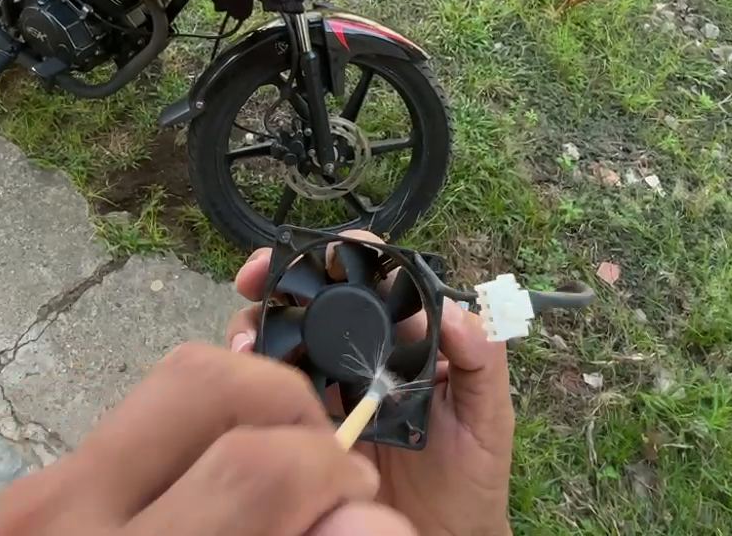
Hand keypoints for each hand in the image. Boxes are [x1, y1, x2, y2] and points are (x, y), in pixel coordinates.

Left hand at [0, 343, 413, 535]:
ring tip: (278, 462)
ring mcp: (40, 493)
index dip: (329, 471)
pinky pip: (145, 414)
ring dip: (246, 406)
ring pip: (172, 380)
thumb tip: (375, 514)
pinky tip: (219, 490)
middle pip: (202, 383)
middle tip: (320, 460)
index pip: (251, 474)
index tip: (360, 494)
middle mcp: (67, 517)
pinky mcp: (37, 484)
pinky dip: (204, 432)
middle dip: (288, 402)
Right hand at [225, 234, 516, 535]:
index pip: (371, 274)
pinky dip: (249, 377)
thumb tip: (456, 313)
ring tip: (245, 342)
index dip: (344, 251)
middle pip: (313, 293)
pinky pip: (269, 389)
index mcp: (403, 334)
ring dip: (256, 324)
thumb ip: (483, 362)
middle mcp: (360, 349)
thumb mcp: (487, 418)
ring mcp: (327, 383)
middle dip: (280, 275)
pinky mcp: (302, 423)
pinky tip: (244, 384)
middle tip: (255, 278)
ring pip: (282, 333)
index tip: (322, 252)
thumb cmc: (469, 479)